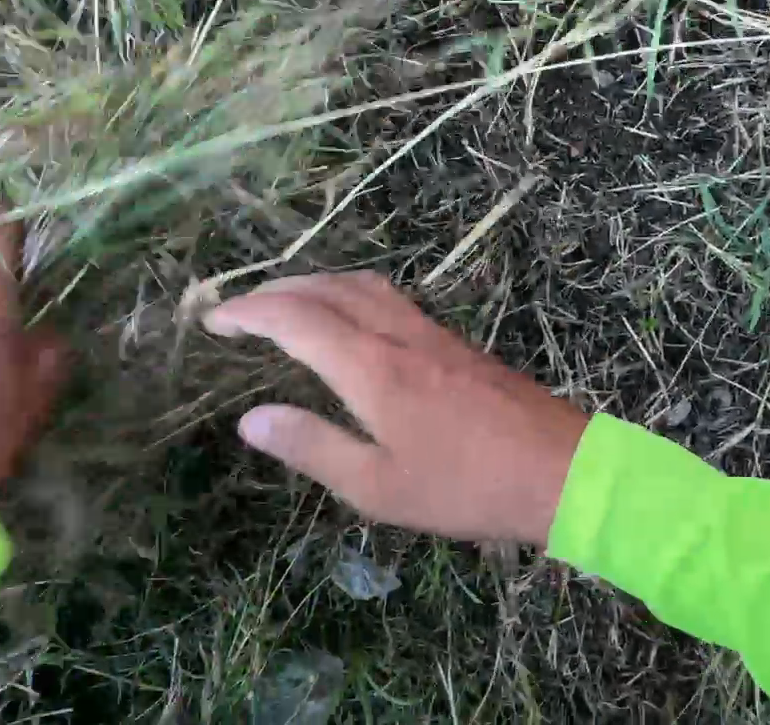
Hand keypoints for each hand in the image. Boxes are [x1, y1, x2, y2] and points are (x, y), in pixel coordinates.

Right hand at [205, 271, 589, 546]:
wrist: (555, 465)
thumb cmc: (463, 486)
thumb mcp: (377, 486)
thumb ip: (312, 447)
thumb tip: (251, 420)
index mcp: (371, 367)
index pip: (296, 319)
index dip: (249, 313)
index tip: (213, 319)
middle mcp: (396, 334)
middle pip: (326, 289)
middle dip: (275, 290)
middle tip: (239, 308)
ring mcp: (428, 330)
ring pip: (360, 283)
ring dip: (314, 283)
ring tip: (285, 302)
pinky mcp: (450, 338)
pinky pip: (386, 295)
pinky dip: (349, 291)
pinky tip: (348, 315)